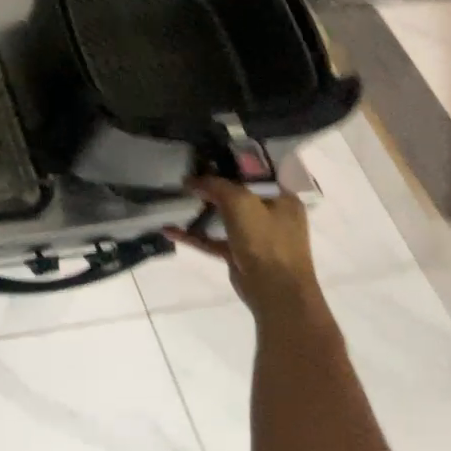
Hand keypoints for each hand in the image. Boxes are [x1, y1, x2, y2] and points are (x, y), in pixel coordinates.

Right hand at [164, 176, 325, 321]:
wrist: (276, 291)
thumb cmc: (265, 242)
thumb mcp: (241, 202)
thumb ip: (216, 185)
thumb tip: (192, 180)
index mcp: (281, 199)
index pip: (253, 173)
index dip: (228, 164)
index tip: (201, 158)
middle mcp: (271, 214)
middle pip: (235, 193)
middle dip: (209, 186)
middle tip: (182, 177)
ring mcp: (255, 235)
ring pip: (222, 216)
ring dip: (199, 209)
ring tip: (174, 200)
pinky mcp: (239, 253)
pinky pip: (212, 238)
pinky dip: (192, 234)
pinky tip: (169, 230)